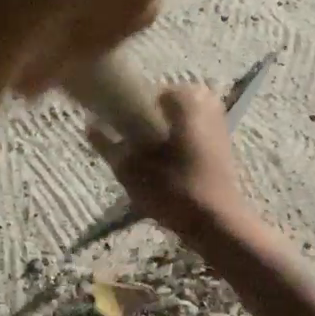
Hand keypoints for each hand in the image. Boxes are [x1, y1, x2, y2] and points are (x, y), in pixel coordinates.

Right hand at [92, 84, 248, 235]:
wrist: (215, 221)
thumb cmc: (171, 189)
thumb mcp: (129, 167)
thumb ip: (106, 143)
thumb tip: (90, 124)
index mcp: (186, 98)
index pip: (146, 94)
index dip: (130, 115)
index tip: (123, 138)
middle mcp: (207, 103)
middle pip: (163, 110)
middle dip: (147, 127)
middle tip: (135, 155)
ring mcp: (219, 124)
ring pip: (177, 125)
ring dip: (161, 141)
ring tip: (151, 167)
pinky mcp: (223, 147)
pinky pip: (191, 139)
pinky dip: (178, 151)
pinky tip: (170, 174)